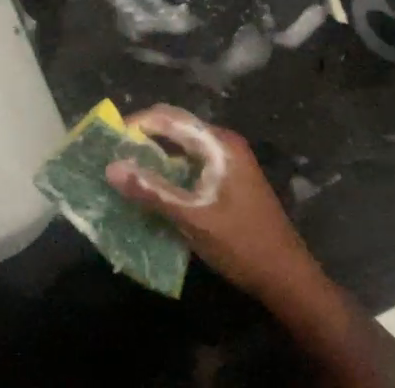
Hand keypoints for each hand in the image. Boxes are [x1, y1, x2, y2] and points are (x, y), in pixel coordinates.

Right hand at [106, 106, 320, 300]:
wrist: (287, 277)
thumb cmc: (242, 244)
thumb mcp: (192, 218)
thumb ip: (152, 191)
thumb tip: (111, 167)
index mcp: (218, 144)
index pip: (170, 118)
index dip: (136, 124)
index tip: (107, 140)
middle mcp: (223, 144)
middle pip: (175, 129)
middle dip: (142, 139)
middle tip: (111, 156)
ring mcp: (227, 162)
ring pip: (182, 148)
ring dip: (154, 157)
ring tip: (124, 172)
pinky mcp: (227, 181)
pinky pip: (191, 165)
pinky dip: (169, 172)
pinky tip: (151, 189)